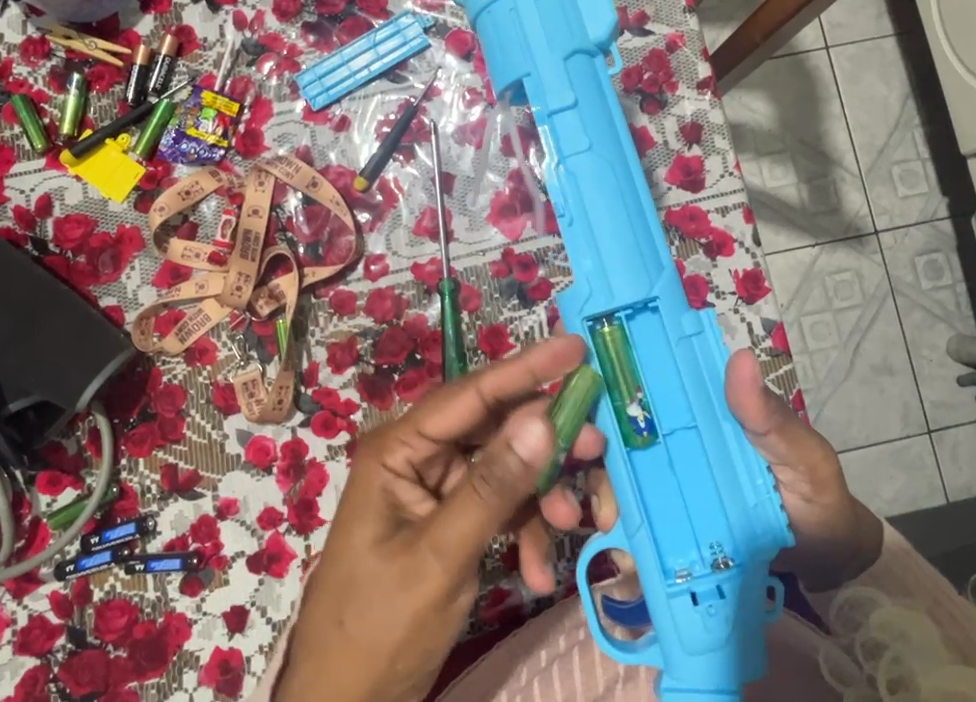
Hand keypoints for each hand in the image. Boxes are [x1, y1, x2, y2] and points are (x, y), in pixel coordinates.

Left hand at [274, 334, 605, 701]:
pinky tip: (539, 573)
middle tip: (596, 450)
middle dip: (548, 445)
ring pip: (510, 470)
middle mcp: (420, 458)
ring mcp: (438, 492)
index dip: (527, 368)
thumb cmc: (379, 626)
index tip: (577, 348)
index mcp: (399, 449)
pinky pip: (505, 509)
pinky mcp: (453, 524)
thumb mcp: (440, 556)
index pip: (472, 393)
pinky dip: (529, 534)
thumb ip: (493, 486)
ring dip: (545, 498)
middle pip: (498, 429)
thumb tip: (542, 418)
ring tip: (575, 530)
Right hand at [540, 349, 882, 592]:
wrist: (826, 567)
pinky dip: (605, 520)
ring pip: (605, 469)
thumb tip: (739, 357)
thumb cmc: (816, 497)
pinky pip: (623, 514)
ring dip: (583, 481)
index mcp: (700, 407)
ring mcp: (663, 481)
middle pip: (609, 424)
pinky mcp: (661, 522)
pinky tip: (601, 532)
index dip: (600, 372)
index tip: (569, 381)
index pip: (644, 377)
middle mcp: (672, 436)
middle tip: (577, 455)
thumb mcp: (803, 457)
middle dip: (578, 435)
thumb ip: (771, 419)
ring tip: (583, 511)